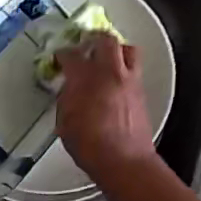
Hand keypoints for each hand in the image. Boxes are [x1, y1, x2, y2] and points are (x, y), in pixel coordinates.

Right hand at [54, 33, 159, 179]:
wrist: (122, 160)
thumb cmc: (90, 145)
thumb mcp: (64, 121)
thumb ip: (66, 98)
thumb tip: (68, 89)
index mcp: (86, 78)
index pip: (72, 55)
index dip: (62, 54)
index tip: (59, 57)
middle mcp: (110, 73)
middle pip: (105, 41)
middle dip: (93, 39)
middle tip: (85, 44)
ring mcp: (129, 81)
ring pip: (127, 50)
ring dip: (115, 48)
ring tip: (106, 55)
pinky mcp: (141, 92)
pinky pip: (134, 68)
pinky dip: (123, 67)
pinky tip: (115, 78)